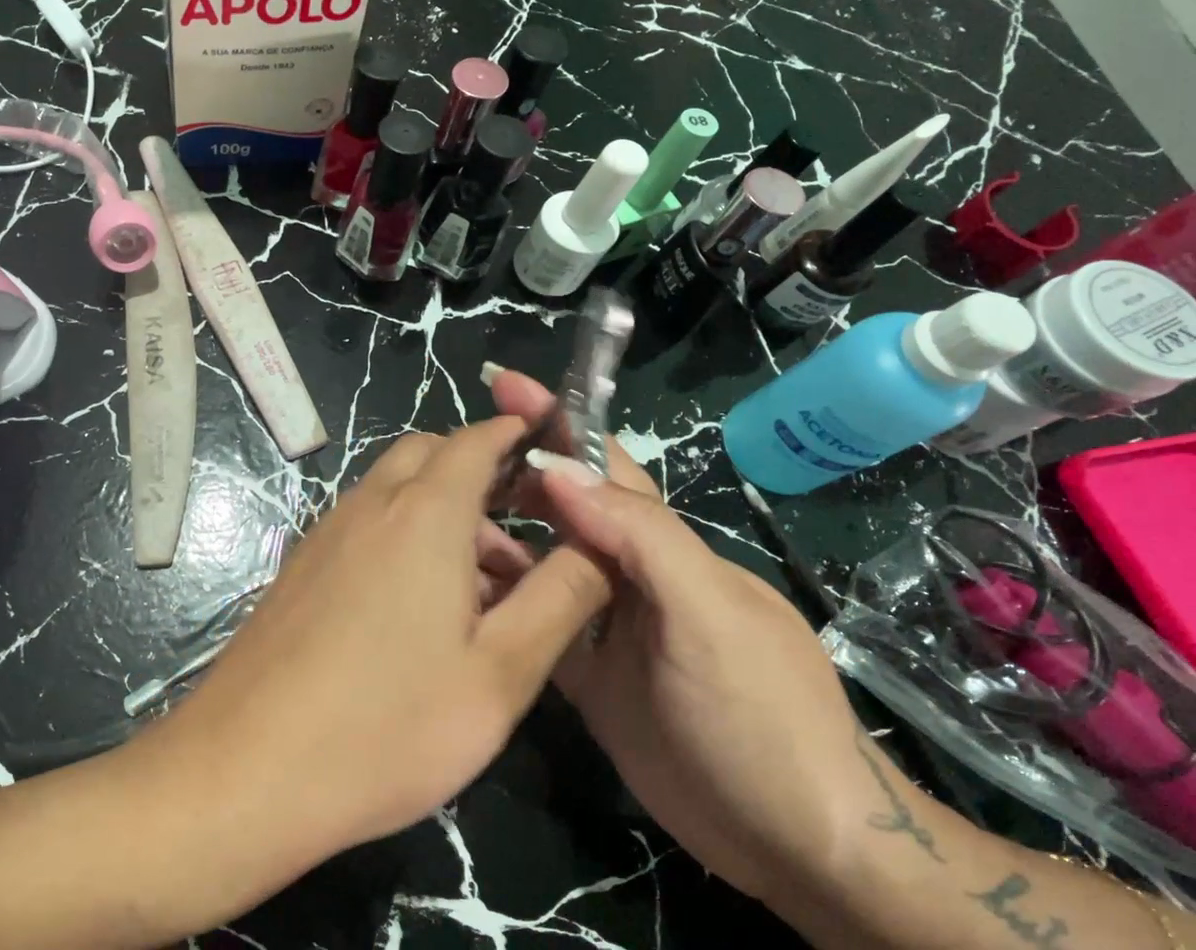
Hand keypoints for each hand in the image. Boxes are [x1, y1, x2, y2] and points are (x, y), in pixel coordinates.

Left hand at [132, 417, 618, 862]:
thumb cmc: (387, 726)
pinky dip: (402, 540)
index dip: (519, 436)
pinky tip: (421, 615)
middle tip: (525, 542)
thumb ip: (560, 599)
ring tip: (487, 593)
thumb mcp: (500, 674)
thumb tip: (600, 542)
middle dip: (481, 476)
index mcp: (422, 514)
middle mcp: (367, 507)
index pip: (476, 440)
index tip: (558, 458)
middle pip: (428, 456)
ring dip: (443, 515)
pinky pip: (362, 529)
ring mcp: (323, 537)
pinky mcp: (298, 571)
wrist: (246, 768)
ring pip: (393, 494)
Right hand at [487, 368, 873, 902]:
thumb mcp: (708, 615)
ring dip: (495, 540)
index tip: (504, 386)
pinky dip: (499, 604)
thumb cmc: (757, 713)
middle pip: (563, 512)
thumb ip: (639, 540)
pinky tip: (456, 595)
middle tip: (444, 467)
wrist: (790, 837)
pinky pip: (535, 624)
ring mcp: (607, 627)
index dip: (559, 423)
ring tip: (433, 528)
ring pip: (541, 566)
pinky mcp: (588, 676)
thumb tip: (559, 469)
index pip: (605, 469)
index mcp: (666, 547)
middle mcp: (632, 575)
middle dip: (512, 478)